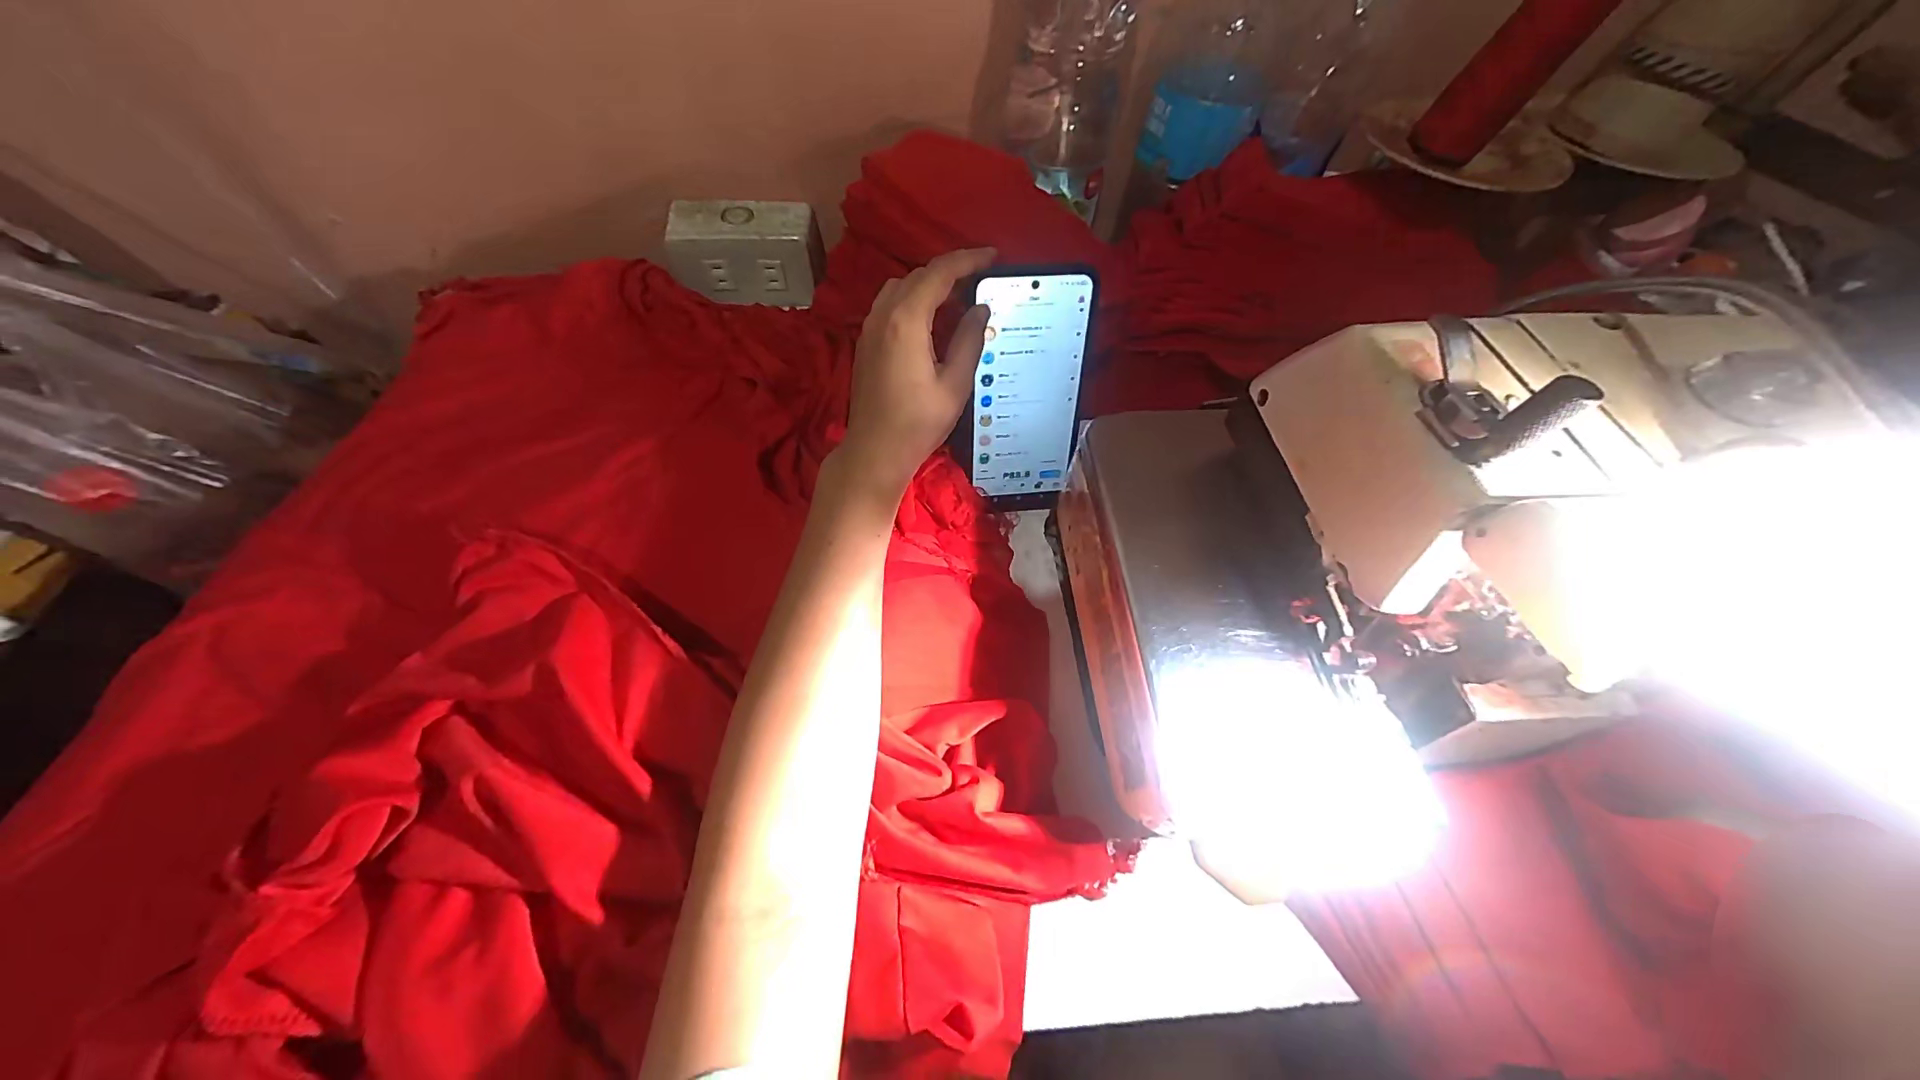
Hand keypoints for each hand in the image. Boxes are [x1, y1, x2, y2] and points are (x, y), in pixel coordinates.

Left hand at [841, 248, 996, 492]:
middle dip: (950, 271)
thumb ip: (969, 341)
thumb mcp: (954, 385)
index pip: (939, 273)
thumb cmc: (917, 424)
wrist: (875, 452)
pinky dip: (914, 301)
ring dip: (930, 285)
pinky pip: (891, 306)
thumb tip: (980, 310)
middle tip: (982, 279)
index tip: (993, 257)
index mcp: (906, 322)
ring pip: (901, 288)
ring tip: (959, 298)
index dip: (968, 260)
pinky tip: (933, 321)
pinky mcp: (866, 343)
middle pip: (918, 276)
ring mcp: (870, 329)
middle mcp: (883, 316)